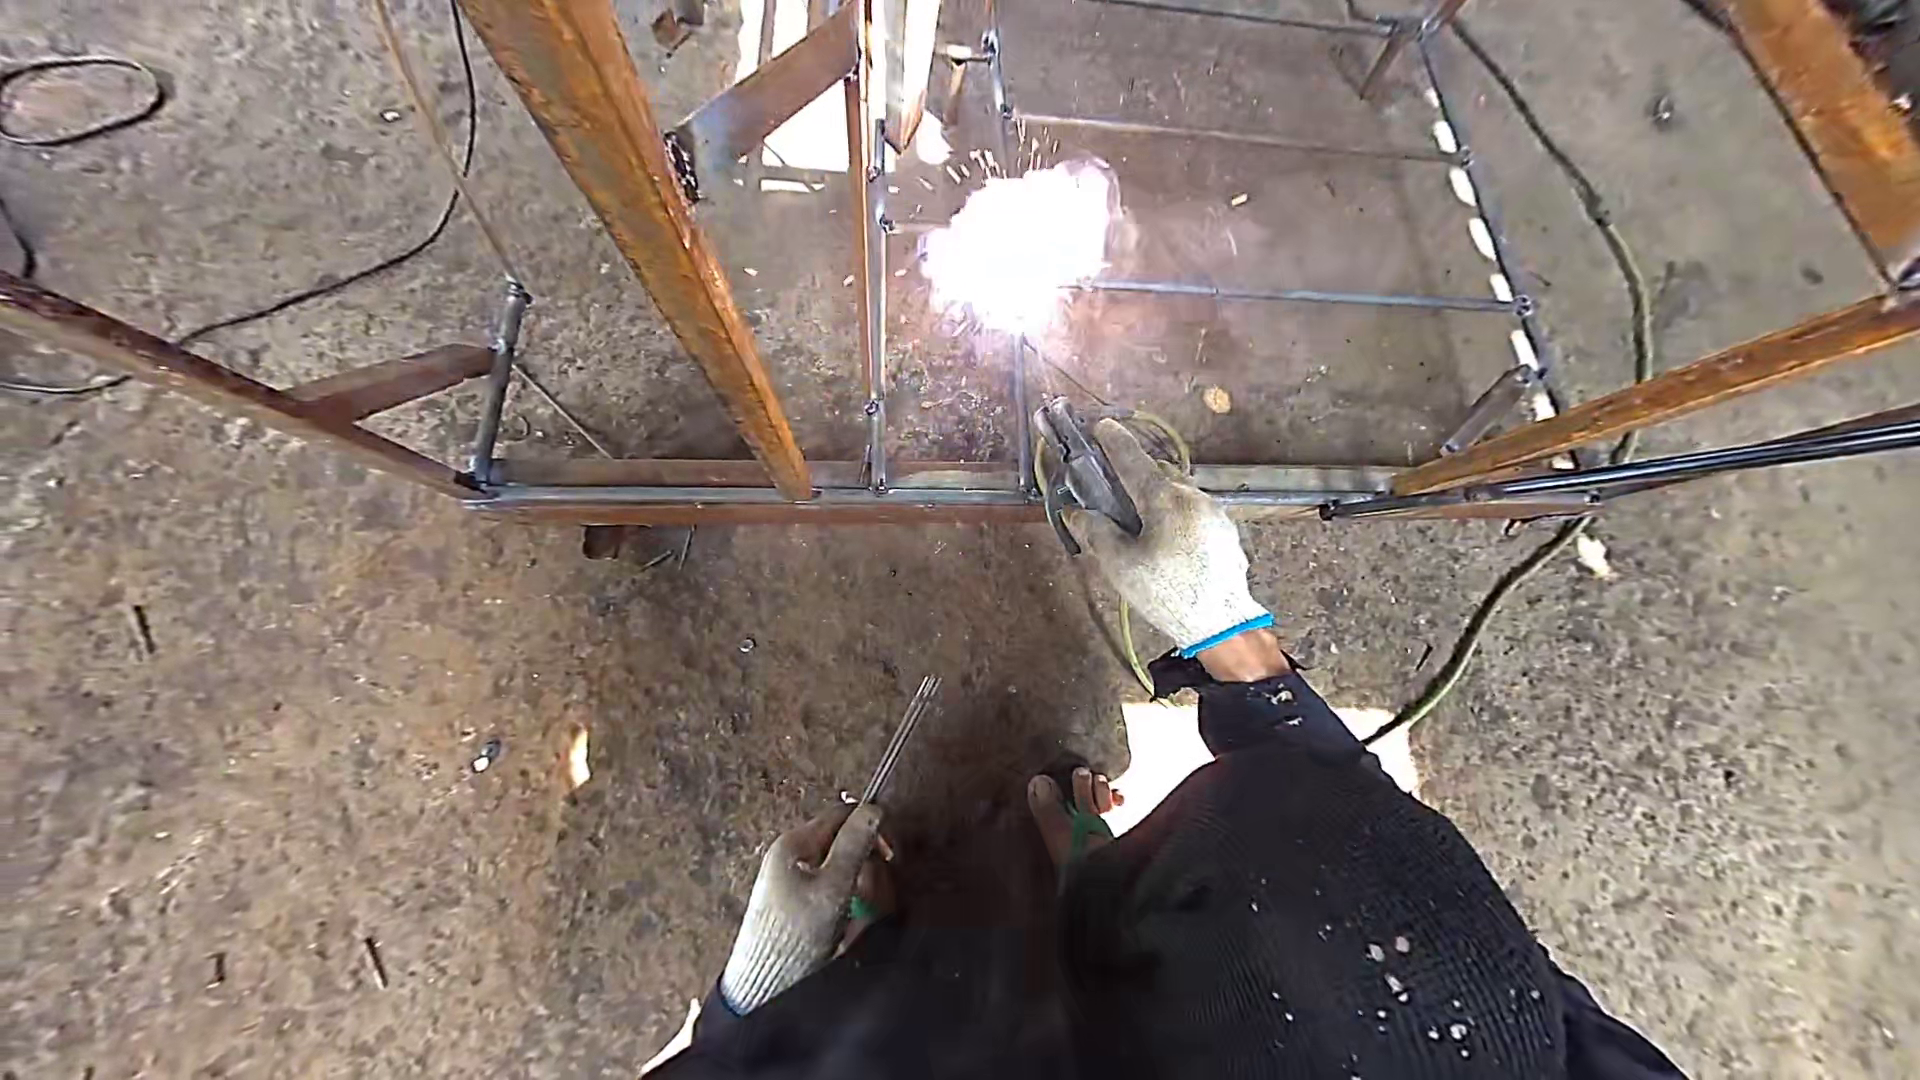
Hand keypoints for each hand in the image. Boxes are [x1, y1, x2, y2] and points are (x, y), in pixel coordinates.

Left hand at [719, 804, 883, 1013]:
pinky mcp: (796, 904)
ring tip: (855, 919)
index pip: (841, 814)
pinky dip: (844, 904)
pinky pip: (831, 891)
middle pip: (843, 843)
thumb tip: (873, 809)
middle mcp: (791, 856)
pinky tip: (845, 929)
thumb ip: (854, 844)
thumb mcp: (832, 887)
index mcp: (794, 843)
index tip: (888, 852)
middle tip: (871, 893)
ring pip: (841, 869)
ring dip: (857, 889)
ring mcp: (792, 880)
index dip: (869, 827)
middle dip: (864, 866)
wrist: (762, 993)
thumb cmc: (794, 937)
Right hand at [1063, 418, 1270, 655]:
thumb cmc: (1165, 592)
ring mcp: (1215, 514)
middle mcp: (1194, 498)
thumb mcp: (1119, 564)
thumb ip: (1097, 531)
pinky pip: (1193, 512)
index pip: (1133, 461)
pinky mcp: (1225, 532)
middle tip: (1115, 496)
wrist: (1222, 626)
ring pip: (1179, 493)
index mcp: (1166, 499)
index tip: (1103, 426)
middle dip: (1136, 477)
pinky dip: (1175, 516)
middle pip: (1159, 475)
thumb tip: (1079, 512)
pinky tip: (1167, 544)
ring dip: (1157, 498)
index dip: (1114, 442)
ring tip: (1140, 527)